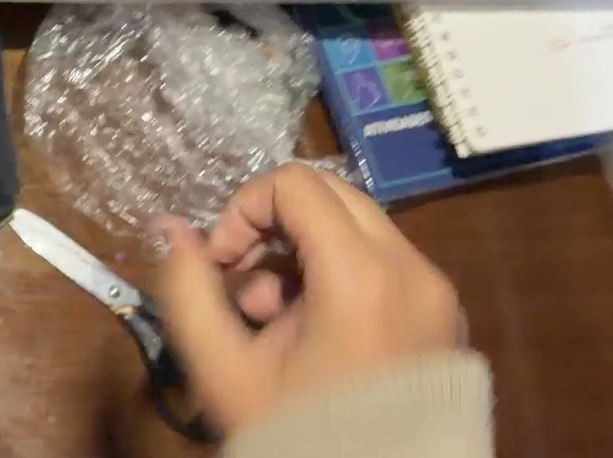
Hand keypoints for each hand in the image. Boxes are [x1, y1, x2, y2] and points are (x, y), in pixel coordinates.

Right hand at [153, 165, 462, 435]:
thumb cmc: (299, 429)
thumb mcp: (222, 364)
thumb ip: (187, 283)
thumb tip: (168, 224)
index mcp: (363, 276)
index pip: (293, 184)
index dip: (242, 208)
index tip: (222, 261)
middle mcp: (413, 271)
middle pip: (326, 192)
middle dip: (270, 221)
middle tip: (240, 270)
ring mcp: (436, 294)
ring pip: (350, 223)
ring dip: (297, 248)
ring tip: (271, 313)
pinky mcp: (444, 316)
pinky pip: (378, 258)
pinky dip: (331, 270)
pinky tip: (307, 327)